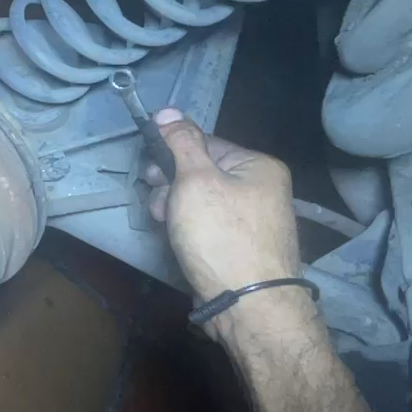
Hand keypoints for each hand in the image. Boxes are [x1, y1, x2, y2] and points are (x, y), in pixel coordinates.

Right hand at [142, 108, 299, 300]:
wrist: (246, 300)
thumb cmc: (219, 234)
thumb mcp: (195, 180)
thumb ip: (180, 143)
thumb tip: (166, 110)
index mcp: (257, 165)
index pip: (203, 143)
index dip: (171, 156)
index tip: (151, 174)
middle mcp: (260, 187)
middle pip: (198, 171)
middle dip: (170, 186)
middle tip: (161, 205)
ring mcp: (250, 217)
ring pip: (196, 199)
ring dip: (173, 208)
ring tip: (167, 226)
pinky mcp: (237, 242)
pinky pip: (204, 222)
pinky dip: (185, 227)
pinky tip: (177, 238)